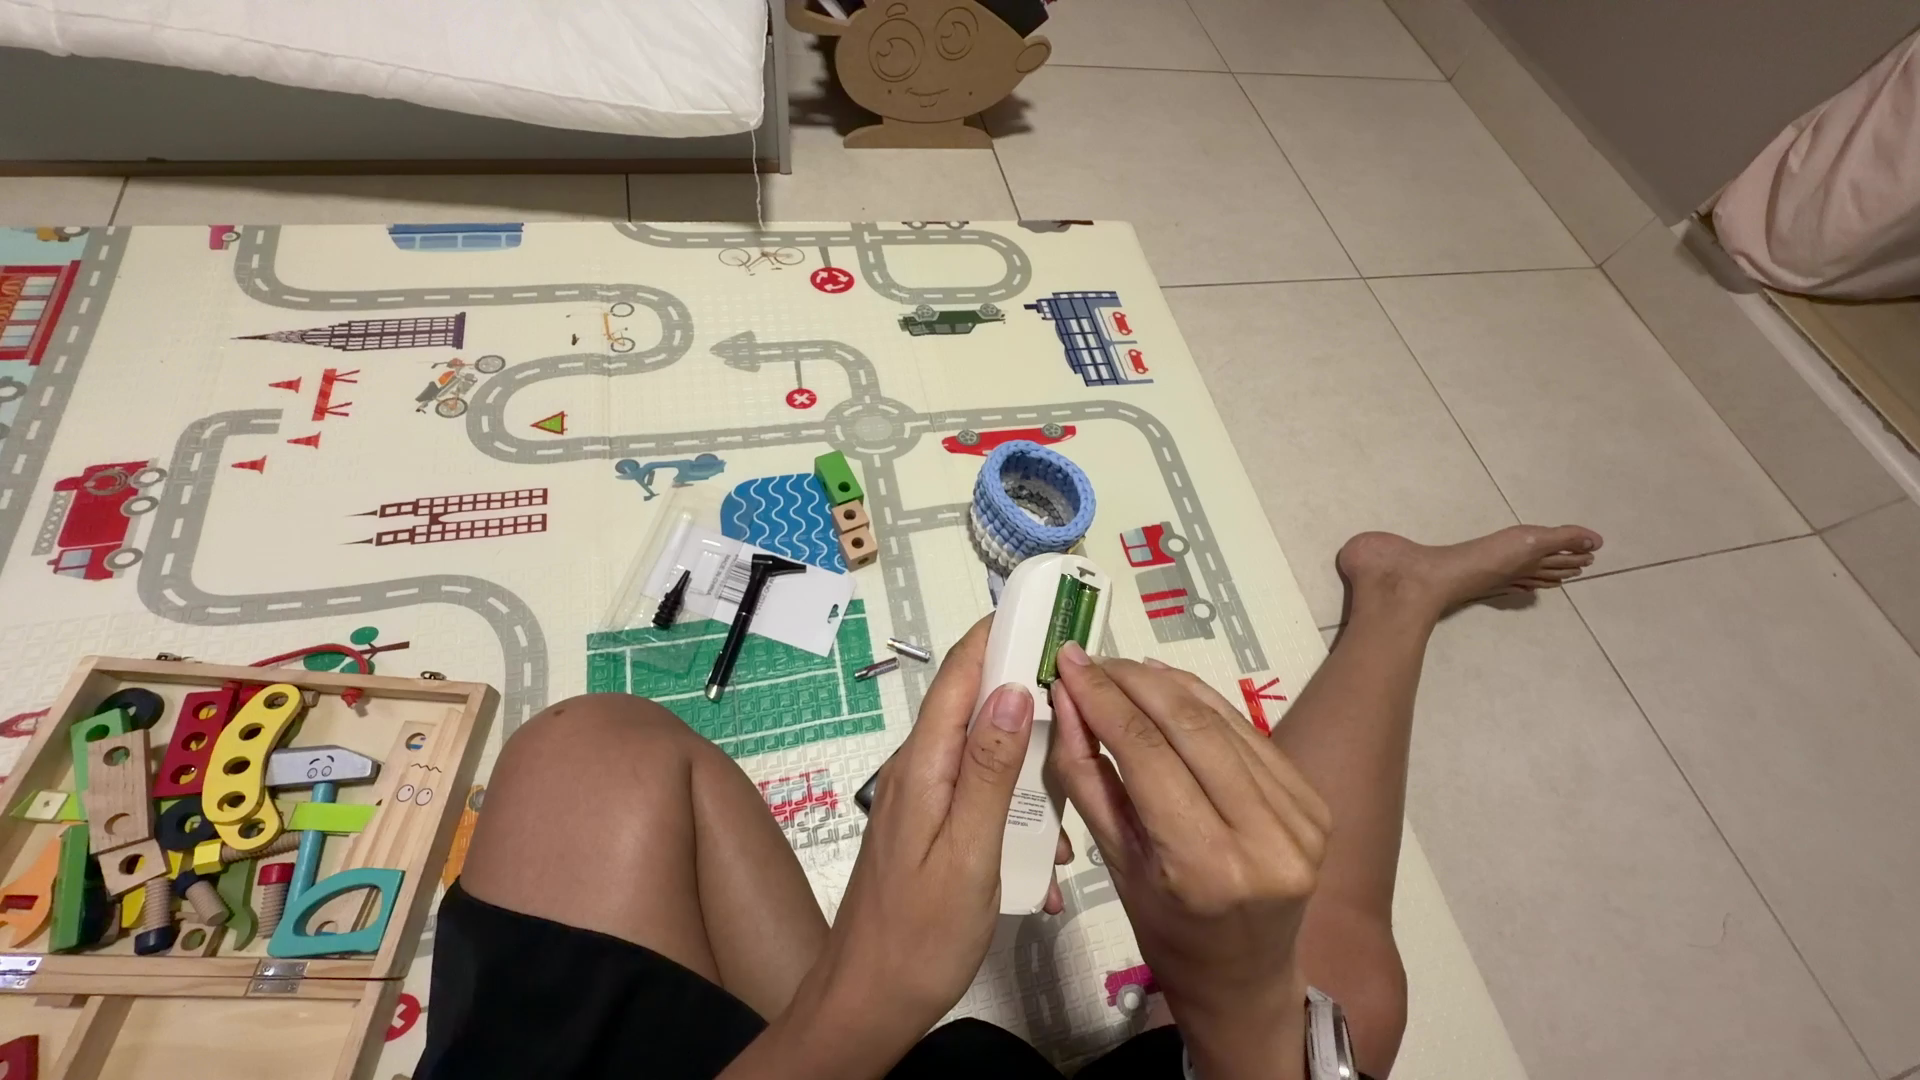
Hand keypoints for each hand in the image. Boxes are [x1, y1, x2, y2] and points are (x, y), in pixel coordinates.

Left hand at [805, 617, 1037, 1060]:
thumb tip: (1013, 690)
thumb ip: (989, 770)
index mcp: (924, 763)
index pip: (958, 674)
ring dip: (1025, 759)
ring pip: (980, 748)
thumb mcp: (967, 852)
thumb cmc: (921, 934)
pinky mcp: (929, 822)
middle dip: (1023, 690)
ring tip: (1068, 787)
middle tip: (1078, 695)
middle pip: (972, 704)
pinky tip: (1041, 844)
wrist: (868, 1001)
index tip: (1042, 613)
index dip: (996, 634)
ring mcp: (921, 795)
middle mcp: (918, 766)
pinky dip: (1012, 799)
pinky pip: (976, 788)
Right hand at [1048, 645, 1331, 1079]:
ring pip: (1220, 719)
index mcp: (1205, 868)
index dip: (1102, 699)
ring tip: (1121, 667)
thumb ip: (1085, 773)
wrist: (1245, 975)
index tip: (1069, 663)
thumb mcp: (1111, 858)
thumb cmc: (1165, 929)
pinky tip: (1166, 684)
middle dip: (1132, 681)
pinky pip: (1246, 731)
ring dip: (1164, 682)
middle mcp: (1265, 837)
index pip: (1145, 754)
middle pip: (1189, 727)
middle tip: (1091, 659)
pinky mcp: (1313, 800)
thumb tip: (1067, 698)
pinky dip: (1201, 701)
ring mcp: (1300, 817)